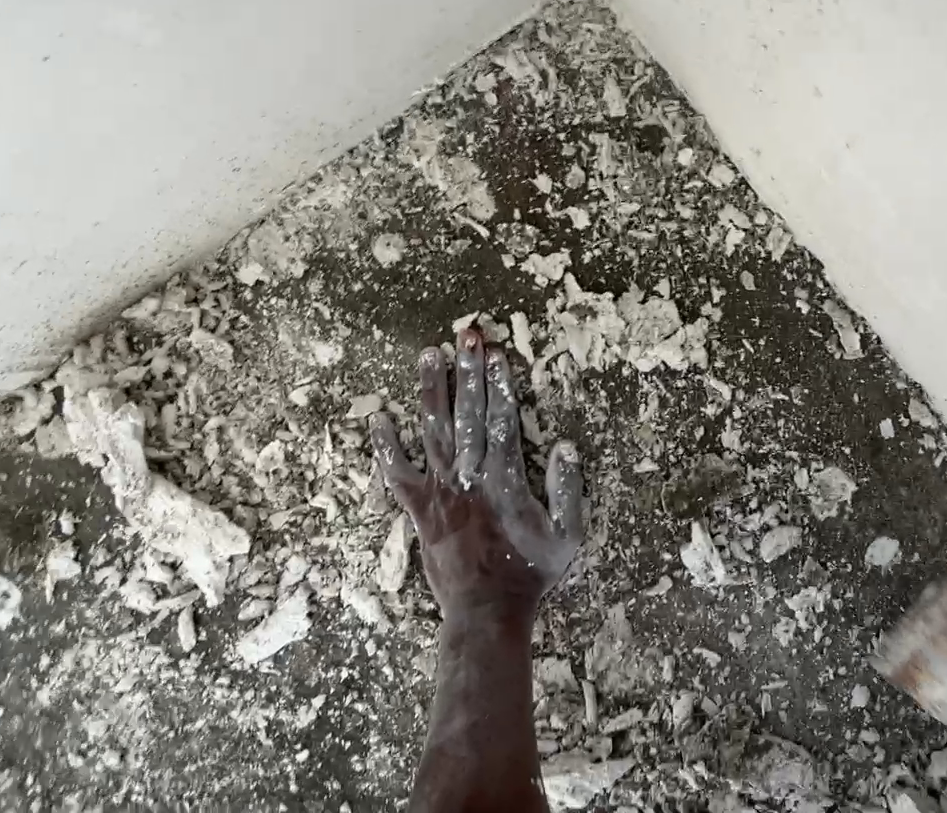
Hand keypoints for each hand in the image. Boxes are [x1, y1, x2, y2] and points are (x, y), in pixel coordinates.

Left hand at [371, 328, 582, 620]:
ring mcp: (441, 492)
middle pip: (468, 415)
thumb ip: (568, 489)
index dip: (500, 385)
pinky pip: (398, 475)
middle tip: (467, 335)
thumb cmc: (531, 572)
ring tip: (428, 355)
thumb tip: (567, 444)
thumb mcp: (568, 535)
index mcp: (505, 479)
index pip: (502, 420)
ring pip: (434, 432)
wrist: (487, 612)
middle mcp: (469, 477)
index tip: (496, 353)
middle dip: (468, 373)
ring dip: (431, 392)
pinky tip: (378, 418)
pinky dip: (387, 448)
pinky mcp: (419, 510)